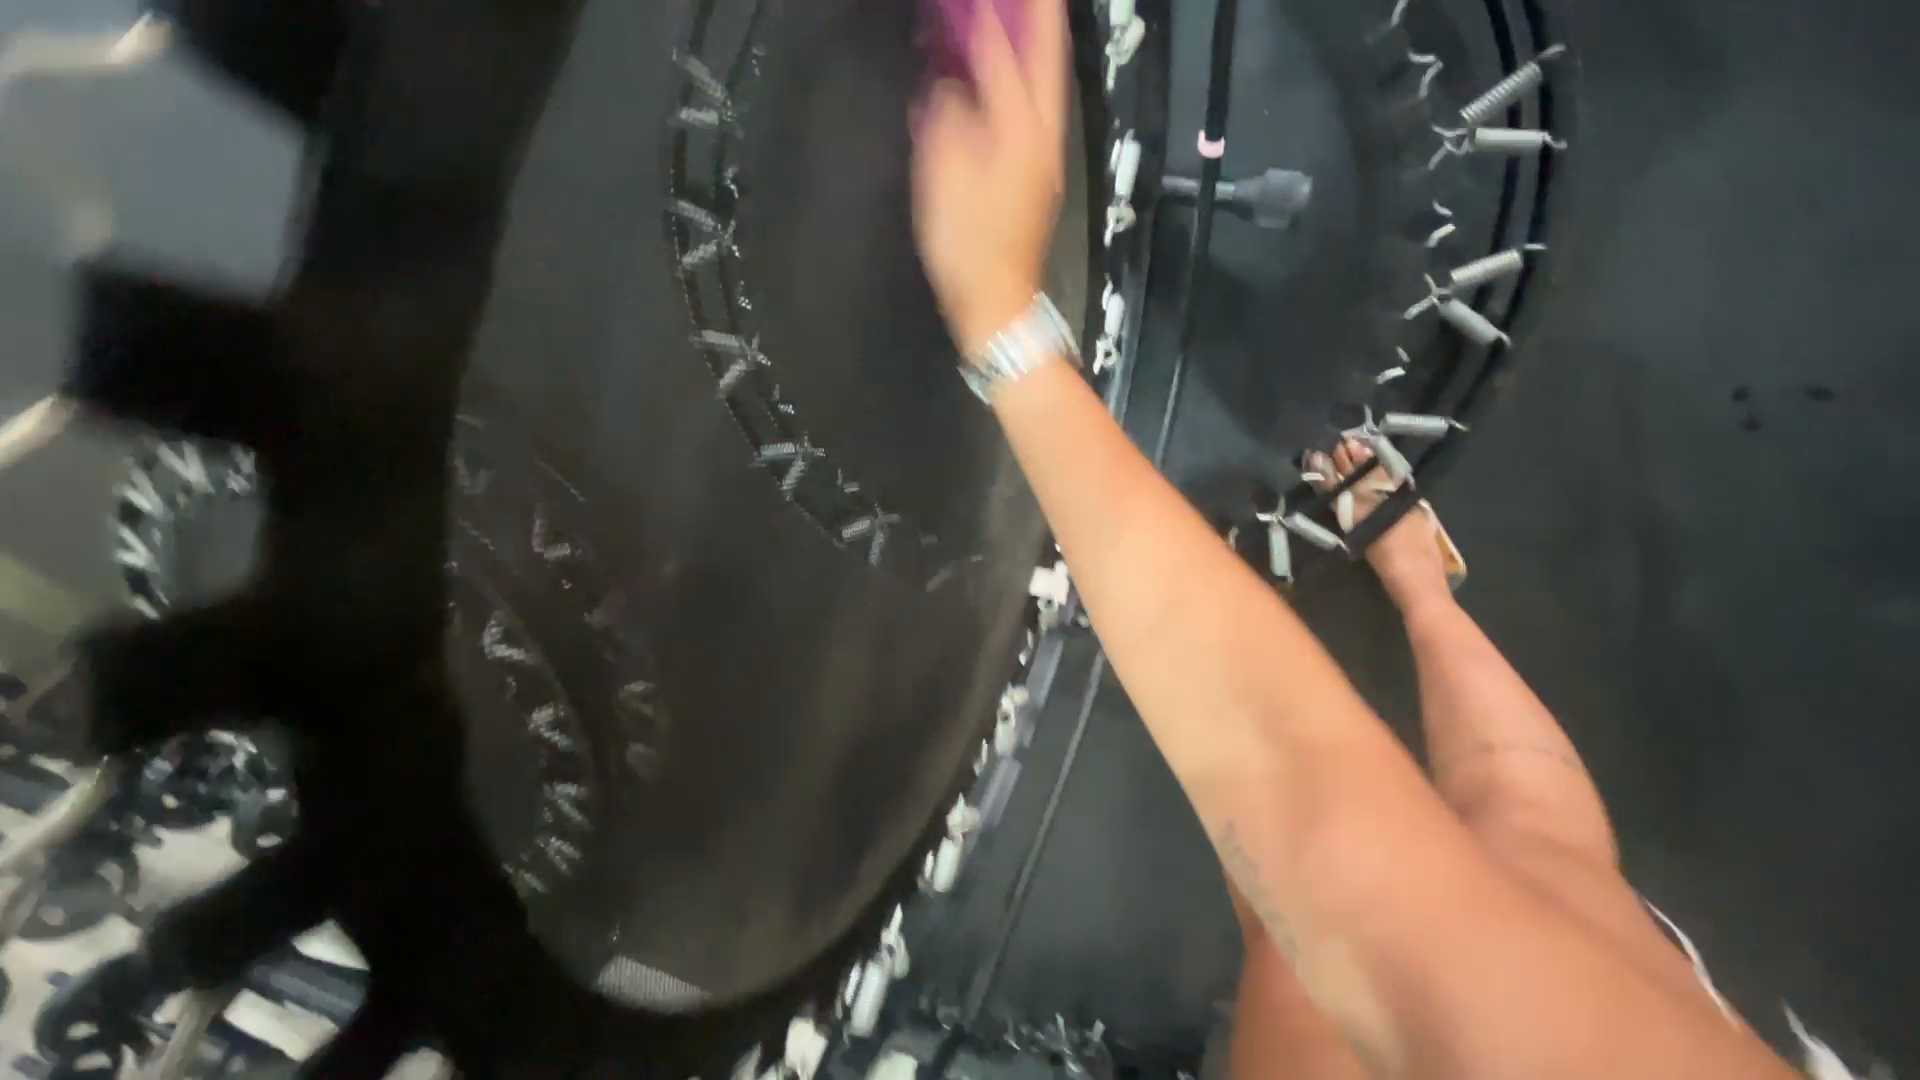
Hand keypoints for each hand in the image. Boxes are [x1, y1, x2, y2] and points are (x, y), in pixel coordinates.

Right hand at [912, 0, 1069, 356]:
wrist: (997, 302)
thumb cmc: (967, 244)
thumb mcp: (944, 180)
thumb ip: (948, 121)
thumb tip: (951, 88)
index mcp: (1019, 132)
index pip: (1003, 61)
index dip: (986, 24)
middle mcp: (1042, 139)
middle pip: (1046, 64)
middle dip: (1041, 19)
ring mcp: (1045, 161)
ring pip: (1046, 91)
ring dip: (1039, 50)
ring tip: (1032, 16)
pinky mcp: (1039, 180)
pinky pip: (1037, 118)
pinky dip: (1028, 88)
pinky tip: (1015, 80)